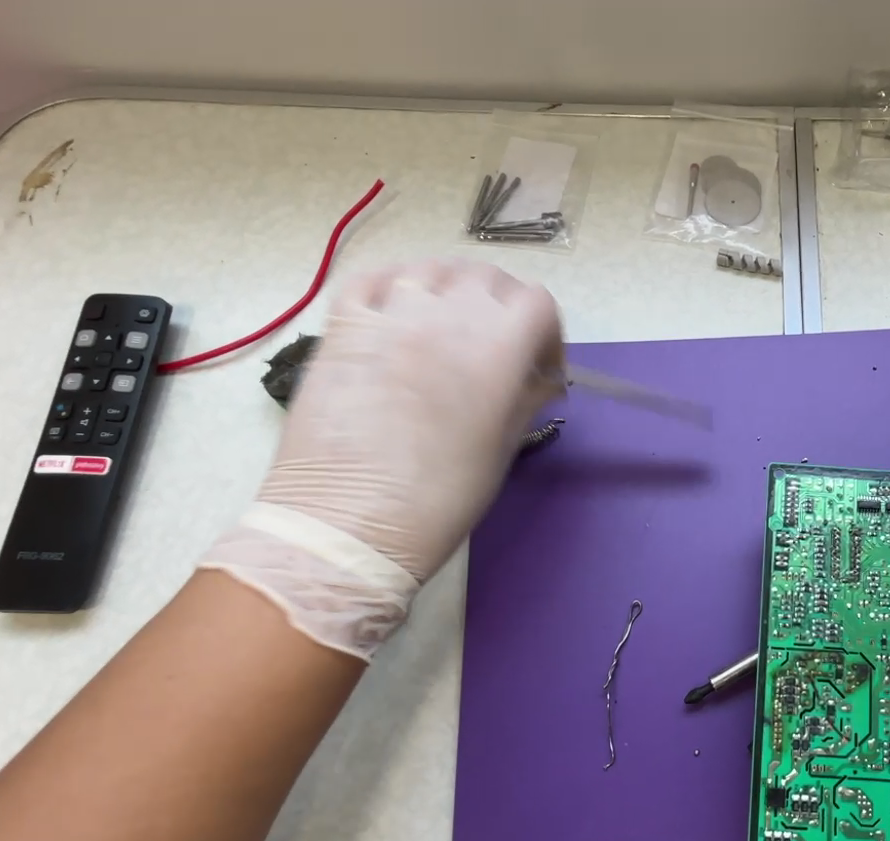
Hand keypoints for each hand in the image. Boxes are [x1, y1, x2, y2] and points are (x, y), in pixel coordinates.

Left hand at [202, 259, 564, 657]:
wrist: (351, 522)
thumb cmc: (441, 497)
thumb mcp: (502, 448)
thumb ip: (524, 400)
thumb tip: (537, 381)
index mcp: (496, 349)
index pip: (537, 304)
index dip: (547, 335)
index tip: (539, 370)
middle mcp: (446, 315)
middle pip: (487, 279)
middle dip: (503, 308)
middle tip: (497, 350)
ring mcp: (389, 313)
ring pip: (433, 270)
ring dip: (451, 294)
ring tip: (446, 332)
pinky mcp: (342, 324)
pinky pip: (374, 279)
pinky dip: (394, 288)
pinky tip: (397, 317)